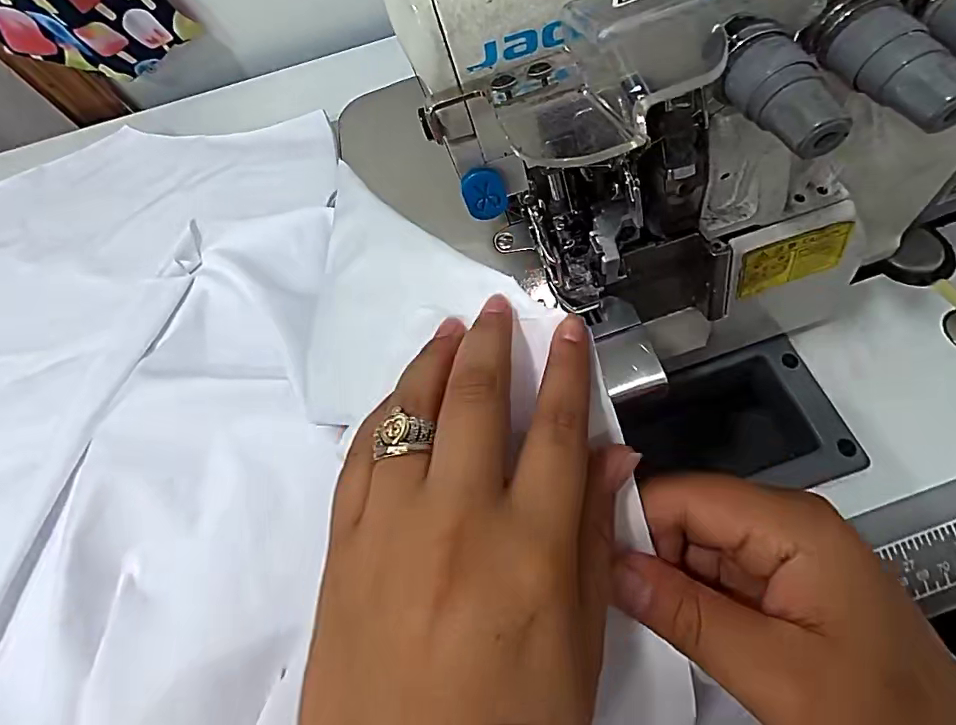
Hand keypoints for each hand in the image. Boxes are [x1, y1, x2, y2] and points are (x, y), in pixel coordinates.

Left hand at [303, 295, 641, 724]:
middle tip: (497, 309)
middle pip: (475, 398)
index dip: (565, 371)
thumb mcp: (579, 646)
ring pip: (411, 410)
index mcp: (528, 548)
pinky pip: (363, 452)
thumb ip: (593, 538)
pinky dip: (386, 412)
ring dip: (433, 359)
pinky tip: (400, 394)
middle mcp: (457, 519)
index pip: (554, 428)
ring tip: (450, 329)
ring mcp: (391, 525)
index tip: (565, 332)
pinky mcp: (344, 542)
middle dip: (491, 342)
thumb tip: (611, 455)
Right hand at [612, 474, 955, 724]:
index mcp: (792, 524)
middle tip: (612, 595)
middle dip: (651, 551)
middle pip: (693, 515)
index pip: (689, 495)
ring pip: (702, 545)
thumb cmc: (886, 718)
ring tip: (637, 613)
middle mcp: (788, 522)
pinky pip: (723, 574)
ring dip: (669, 577)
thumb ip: (690, 615)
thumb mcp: (778, 675)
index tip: (597, 557)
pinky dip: (694, 596)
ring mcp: (788, 552)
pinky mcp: (788, 582)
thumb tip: (616, 568)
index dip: (637, 519)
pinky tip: (675, 623)